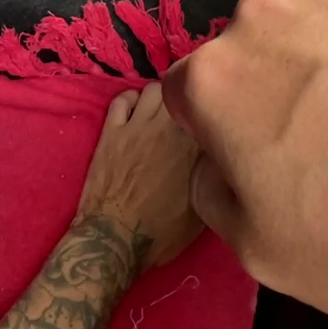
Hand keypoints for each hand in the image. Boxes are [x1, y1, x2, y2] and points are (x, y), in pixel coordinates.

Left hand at [76, 82, 204, 271]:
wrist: (114, 238)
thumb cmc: (161, 231)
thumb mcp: (201, 210)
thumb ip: (210, 176)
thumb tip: (216, 158)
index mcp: (193, 146)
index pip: (206, 112)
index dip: (208, 116)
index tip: (209, 124)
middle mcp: (166, 127)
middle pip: (181, 93)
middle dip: (186, 101)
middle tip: (185, 116)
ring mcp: (136, 125)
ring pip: (153, 89)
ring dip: (160, 97)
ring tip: (161, 111)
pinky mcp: (111, 130)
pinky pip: (122, 99)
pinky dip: (131, 100)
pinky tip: (135, 111)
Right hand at [161, 0, 327, 328]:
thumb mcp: (269, 258)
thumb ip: (217, 198)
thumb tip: (219, 163)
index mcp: (216, 79)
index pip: (186, 95)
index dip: (218, 133)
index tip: (258, 162)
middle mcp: (262, 16)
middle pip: (246, 53)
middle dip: (269, 91)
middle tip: (327, 146)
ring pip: (303, 22)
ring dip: (322, 56)